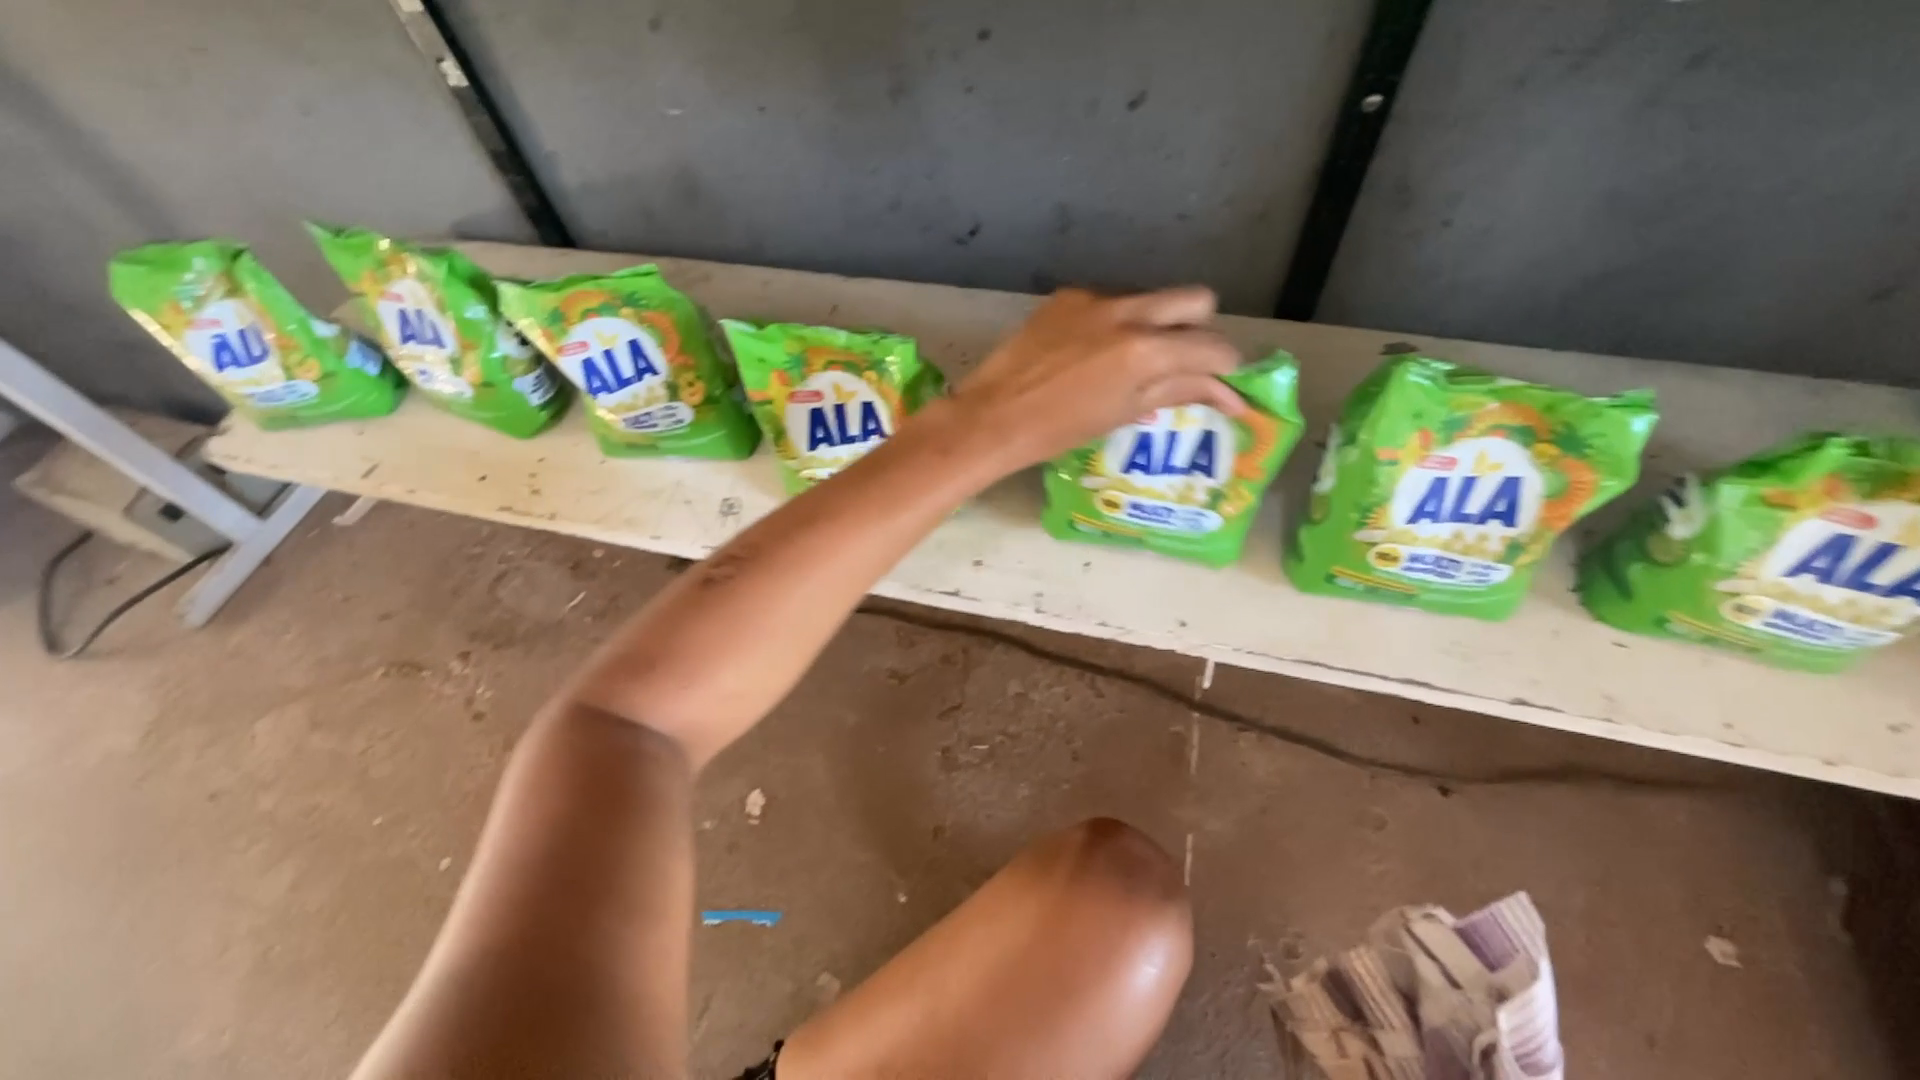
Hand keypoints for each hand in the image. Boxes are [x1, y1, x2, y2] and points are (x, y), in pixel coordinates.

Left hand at [948, 286, 1244, 470]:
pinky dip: (1116, 322)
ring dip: (1157, 322)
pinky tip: (1093, 352)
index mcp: (1145, 350)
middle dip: (1200, 328)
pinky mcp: (1067, 296)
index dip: (1226, 365)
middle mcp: (1126, 312)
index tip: (1222, 380)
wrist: (993, 416)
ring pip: (1151, 297)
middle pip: (1195, 298)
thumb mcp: (1124, 413)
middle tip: (1183, 361)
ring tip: (1132, 361)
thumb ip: (1179, 392)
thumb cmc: (1059, 429)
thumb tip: (1230, 396)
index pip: (1213, 345)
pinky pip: (1111, 301)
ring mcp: (1094, 299)